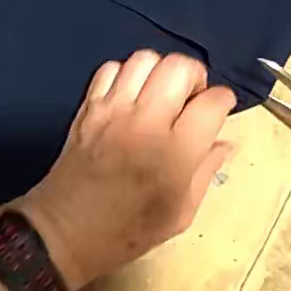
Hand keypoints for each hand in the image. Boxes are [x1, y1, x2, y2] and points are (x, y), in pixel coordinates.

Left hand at [15, 50, 235, 290]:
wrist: (66, 229)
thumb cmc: (127, 230)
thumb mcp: (181, 213)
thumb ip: (205, 171)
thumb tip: (224, 142)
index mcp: (175, 152)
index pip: (212, 101)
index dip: (222, 102)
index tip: (217, 112)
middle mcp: (145, 122)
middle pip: (178, 67)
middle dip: (193, 77)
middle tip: (188, 99)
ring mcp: (112, 111)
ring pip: (143, 59)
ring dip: (158, 71)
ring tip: (158, 94)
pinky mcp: (87, 108)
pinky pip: (109, 69)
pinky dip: (123, 75)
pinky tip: (128, 96)